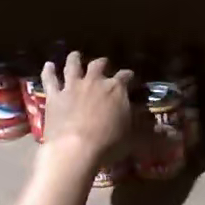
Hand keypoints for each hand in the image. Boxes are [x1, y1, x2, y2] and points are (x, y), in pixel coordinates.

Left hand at [40, 53, 133, 167]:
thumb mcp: (133, 136)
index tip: (131, 78)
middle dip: (102, 63)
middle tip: (103, 63)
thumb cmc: (108, 144)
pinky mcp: (54, 96)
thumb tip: (156, 124)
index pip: (126, 76)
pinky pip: (50, 79)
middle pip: (98, 65)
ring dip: (74, 59)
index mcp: (116, 89)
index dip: (129, 76)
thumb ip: (141, 125)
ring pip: (72, 65)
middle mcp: (94, 81)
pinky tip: (48, 65)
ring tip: (75, 55)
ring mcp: (72, 87)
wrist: (75, 149)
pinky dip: (48, 71)